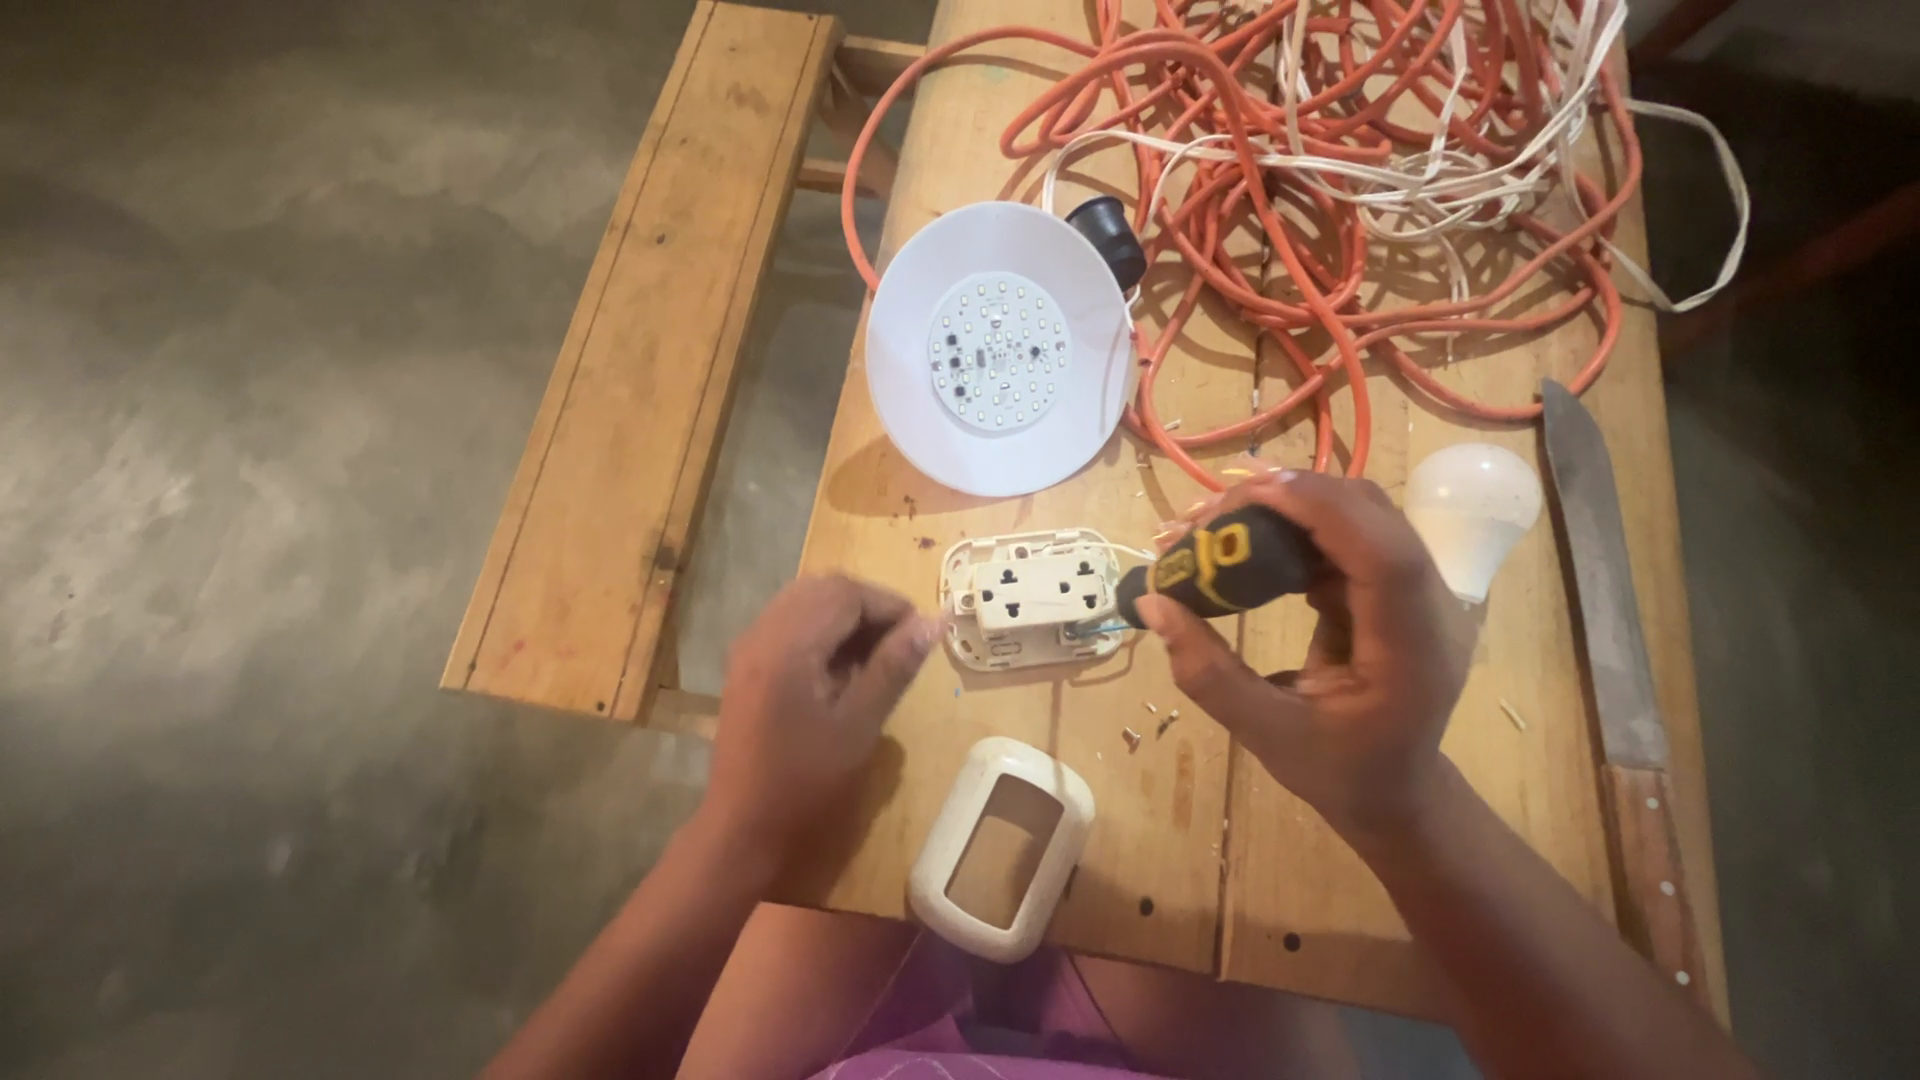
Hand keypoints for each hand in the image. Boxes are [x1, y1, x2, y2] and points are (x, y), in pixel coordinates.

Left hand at [701, 575, 937, 853]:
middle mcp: (762, 633)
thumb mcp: (860, 725)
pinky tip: (843, 668)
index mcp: (787, 646)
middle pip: (824, 588)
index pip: (845, 593)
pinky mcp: (746, 663)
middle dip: (868, 606)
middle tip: (902, 642)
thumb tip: (935, 622)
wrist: (743, 827)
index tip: (922, 633)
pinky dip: (823, 629)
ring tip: (877, 656)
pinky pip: (790, 622)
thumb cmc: (806, 782)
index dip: (889, 604)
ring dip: (846, 616)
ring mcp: (749, 647)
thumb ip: (895, 667)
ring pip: (806, 601)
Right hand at [1137, 470, 1470, 838]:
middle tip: (1204, 516)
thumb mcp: (1266, 732)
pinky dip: (1288, 529)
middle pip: (1369, 517)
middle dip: (1286, 500)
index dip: (1321, 512)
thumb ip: (1207, 672)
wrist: (1396, 791)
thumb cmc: (1338, 771)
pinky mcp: (1391, 588)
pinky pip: (1341, 537)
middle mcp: (1429, 608)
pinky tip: (1239, 544)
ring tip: (1209, 524)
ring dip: (1282, 508)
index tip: (1247, 492)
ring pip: (1354, 516)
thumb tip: (1153, 603)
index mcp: (1412, 652)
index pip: (1383, 557)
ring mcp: (1416, 593)